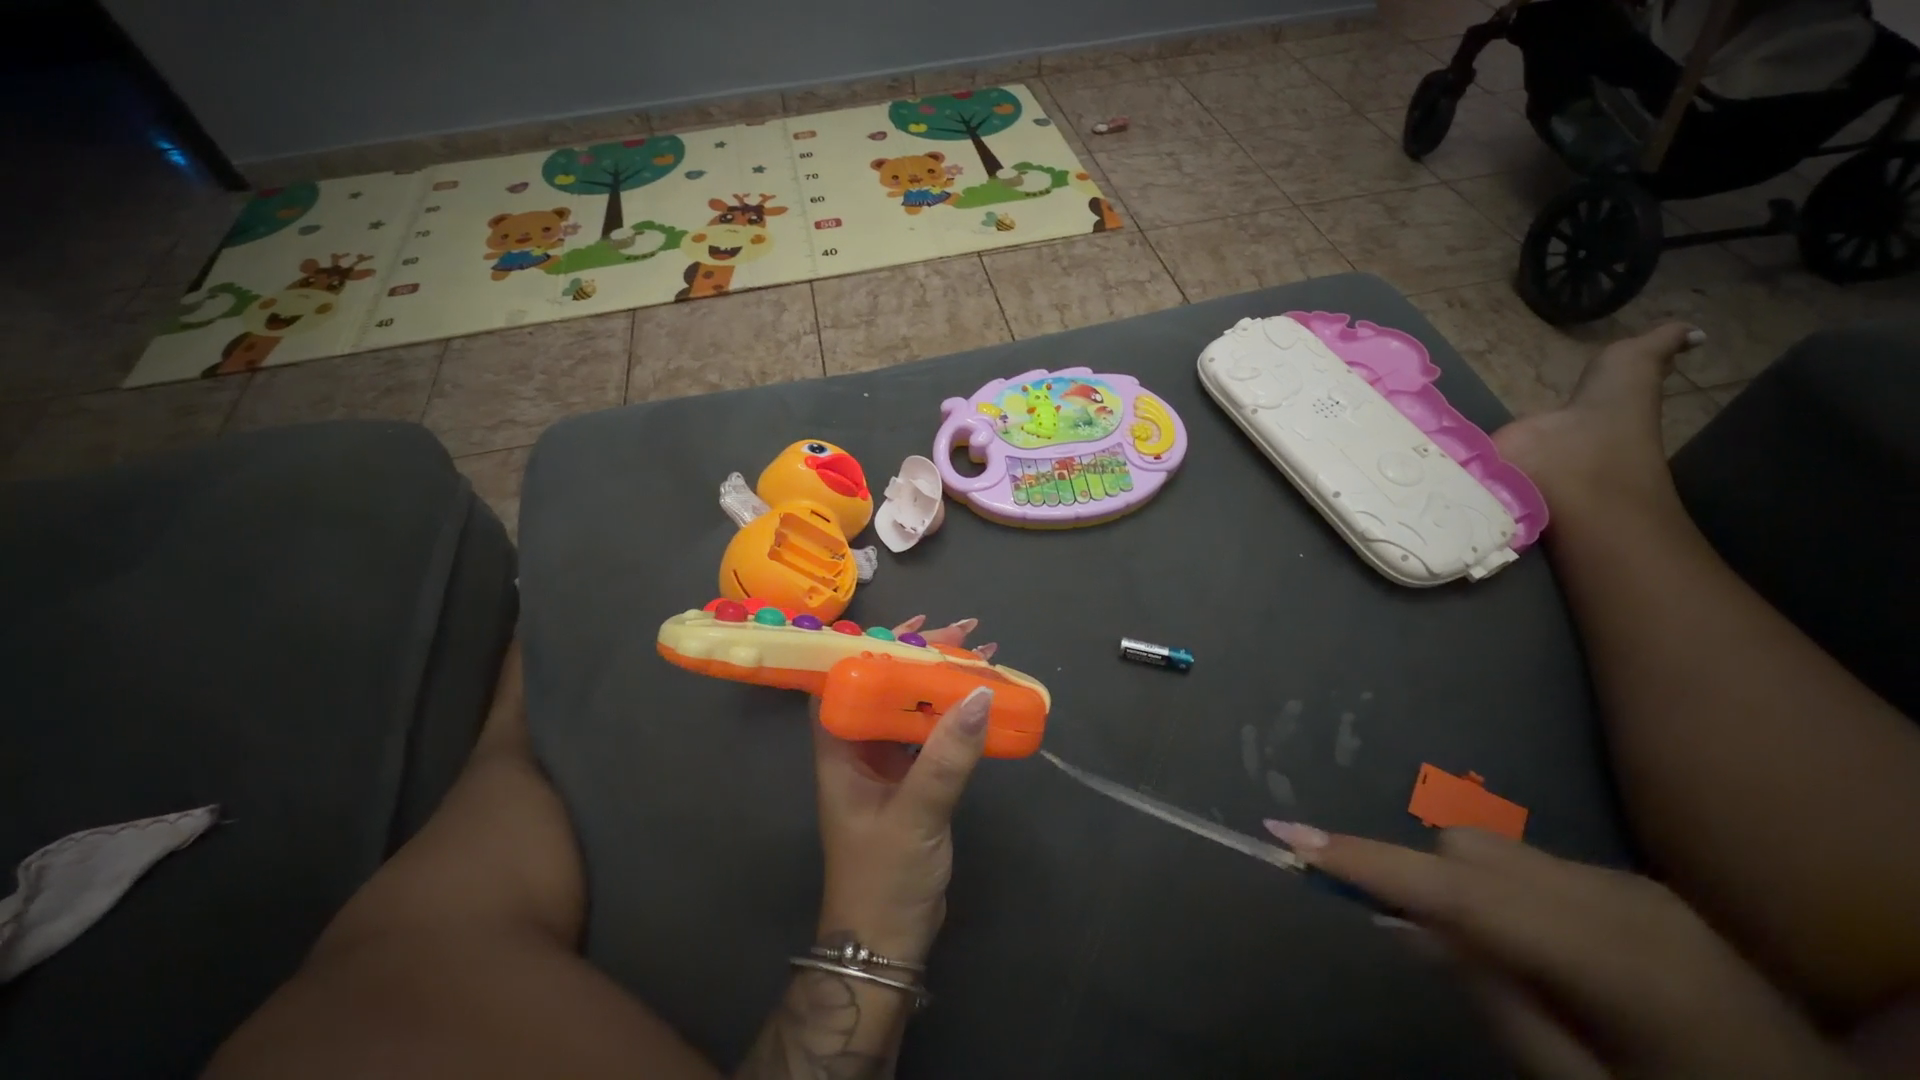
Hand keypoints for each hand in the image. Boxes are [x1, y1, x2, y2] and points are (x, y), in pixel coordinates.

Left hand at [810, 617, 995, 965]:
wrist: (886, 943)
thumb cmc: (884, 877)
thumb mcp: (916, 813)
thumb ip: (947, 756)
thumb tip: (981, 694)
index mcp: (839, 749)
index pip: (844, 680)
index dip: (874, 646)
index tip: (914, 627)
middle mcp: (858, 750)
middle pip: (884, 686)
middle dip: (922, 658)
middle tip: (967, 635)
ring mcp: (885, 768)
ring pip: (910, 709)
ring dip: (942, 683)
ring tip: (983, 655)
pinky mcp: (910, 785)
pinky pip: (930, 736)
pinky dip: (953, 716)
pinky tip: (982, 702)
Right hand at [1266, 823, 1857, 1079]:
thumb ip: (1495, 1001)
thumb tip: (1408, 924)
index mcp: (1609, 954)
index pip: (1460, 889)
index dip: (1368, 861)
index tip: (1288, 834)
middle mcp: (1616, 895)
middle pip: (1471, 847)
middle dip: (1423, 876)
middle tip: (1402, 934)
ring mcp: (1633, 885)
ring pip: (1498, 849)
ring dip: (1461, 884)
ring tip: (1480, 957)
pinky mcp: (1640, 888)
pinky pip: (1536, 867)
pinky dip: (1501, 891)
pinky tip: (1530, 952)